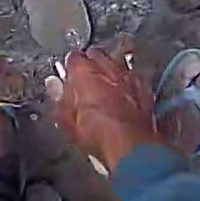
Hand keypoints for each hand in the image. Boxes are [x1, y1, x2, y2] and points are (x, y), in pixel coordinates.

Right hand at [44, 39, 161, 172]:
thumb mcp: (68, 122)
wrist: (131, 146)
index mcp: (83, 72)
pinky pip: (132, 76)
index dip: (70, 67)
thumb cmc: (99, 135)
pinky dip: (126, 82)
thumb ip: (60, 99)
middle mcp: (106, 67)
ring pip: (116, 62)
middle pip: (96, 54)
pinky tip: (123, 94)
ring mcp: (127, 75)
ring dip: (109, 70)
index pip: (73, 57)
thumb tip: (55, 88)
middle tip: (85, 79)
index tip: (68, 76)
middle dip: (90, 63)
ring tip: (104, 85)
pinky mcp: (144, 86)